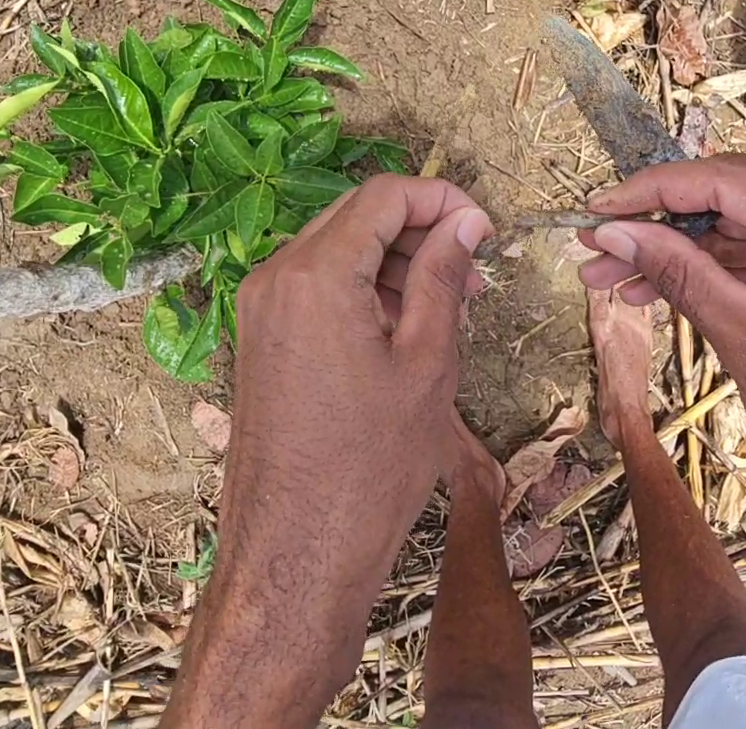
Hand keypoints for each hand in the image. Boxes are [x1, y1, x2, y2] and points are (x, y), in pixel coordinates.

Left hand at [176, 176, 491, 724]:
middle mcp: (276, 276)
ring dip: (397, 260)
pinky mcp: (262, 336)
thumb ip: (443, 274)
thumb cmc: (373, 462)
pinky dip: (366, 287)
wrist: (297, 552)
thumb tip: (465, 221)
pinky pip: (319, 284)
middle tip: (474, 268)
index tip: (484, 229)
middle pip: (359, 215)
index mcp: (316, 273)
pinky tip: (407, 323)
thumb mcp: (426, 359)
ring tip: (450, 302)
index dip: (442, 198)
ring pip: (339, 248)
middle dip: (422, 229)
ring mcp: (261, 307)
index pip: (384, 194)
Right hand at [576, 154, 745, 544]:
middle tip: (599, 249)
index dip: (652, 190)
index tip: (598, 207)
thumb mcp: (745, 338)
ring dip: (686, 250)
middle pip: (739, 199)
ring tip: (619, 278)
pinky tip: (669, 285)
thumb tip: (612, 233)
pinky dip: (724, 267)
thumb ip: (676, 271)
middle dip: (662, 226)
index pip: (729, 181)